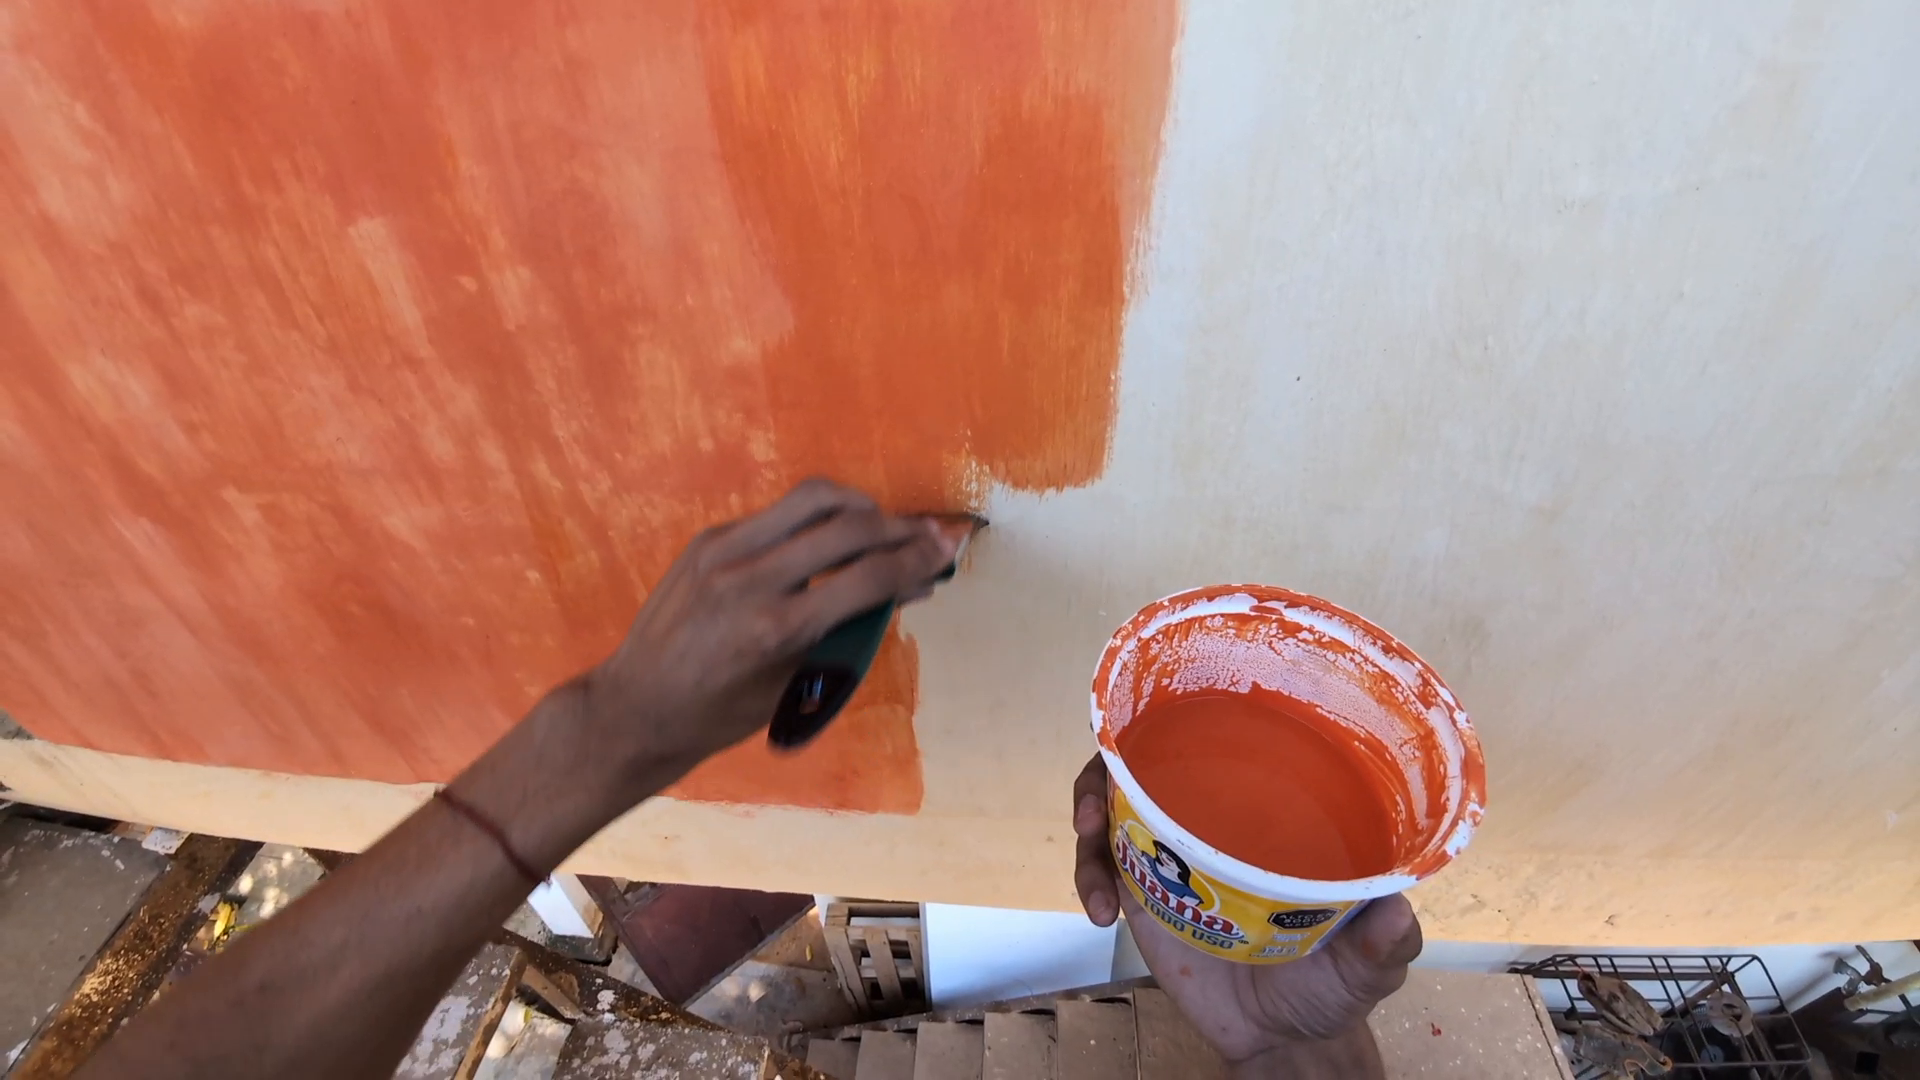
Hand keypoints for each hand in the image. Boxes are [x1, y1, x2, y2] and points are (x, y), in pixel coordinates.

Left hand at [578, 478, 960, 787]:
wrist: (635, 706)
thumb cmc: (722, 715)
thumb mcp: (798, 683)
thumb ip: (855, 630)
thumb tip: (912, 588)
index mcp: (778, 628)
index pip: (868, 577)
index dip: (918, 559)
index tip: (949, 548)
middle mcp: (753, 577)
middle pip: (850, 526)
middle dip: (901, 527)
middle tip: (930, 532)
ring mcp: (726, 549)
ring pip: (814, 497)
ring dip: (861, 504)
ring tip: (883, 522)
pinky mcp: (710, 537)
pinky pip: (779, 512)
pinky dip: (818, 517)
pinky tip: (832, 534)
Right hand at [1072, 754, 1422, 1064]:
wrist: (1276, 1041)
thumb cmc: (1325, 987)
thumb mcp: (1365, 965)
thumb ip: (1382, 942)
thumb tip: (1396, 908)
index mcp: (1250, 816)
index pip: (1208, 750)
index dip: (1174, 731)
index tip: (1152, 733)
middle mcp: (1200, 821)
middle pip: (1137, 766)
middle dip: (1103, 775)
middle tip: (1093, 812)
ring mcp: (1162, 854)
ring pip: (1107, 807)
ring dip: (1086, 823)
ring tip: (1095, 875)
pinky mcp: (1136, 891)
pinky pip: (1098, 867)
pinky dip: (1087, 880)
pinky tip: (1100, 915)